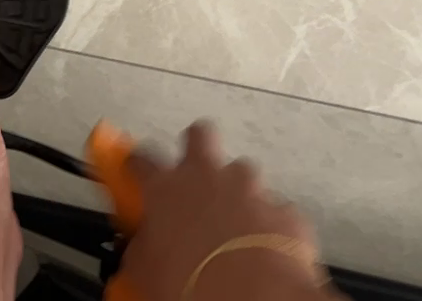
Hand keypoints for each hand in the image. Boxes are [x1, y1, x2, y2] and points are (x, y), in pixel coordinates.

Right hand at [122, 123, 332, 300]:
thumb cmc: (188, 286)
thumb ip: (142, 246)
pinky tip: (270, 249)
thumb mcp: (145, 271)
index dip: (138, 162)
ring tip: (238, 222)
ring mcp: (249, 189)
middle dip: (199, 145)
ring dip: (239, 191)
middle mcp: (206, 176)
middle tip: (198, 172)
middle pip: (201, 135)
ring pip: (244, 172)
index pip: (142, 159)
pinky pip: (278, 212)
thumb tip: (143, 246)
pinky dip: (273, 226)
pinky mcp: (284, 212)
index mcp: (165, 187)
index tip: (137, 169)